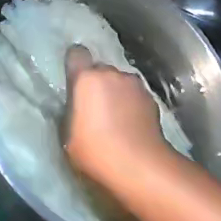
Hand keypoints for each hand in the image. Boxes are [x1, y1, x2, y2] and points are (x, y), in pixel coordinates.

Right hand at [63, 45, 174, 184]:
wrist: (139, 165)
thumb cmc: (95, 151)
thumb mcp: (68, 136)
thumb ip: (70, 112)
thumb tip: (76, 106)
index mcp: (86, 79)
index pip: (76, 54)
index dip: (75, 64)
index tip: (74, 80)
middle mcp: (112, 74)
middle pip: (100, 69)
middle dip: (97, 83)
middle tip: (94, 107)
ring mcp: (135, 85)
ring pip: (120, 82)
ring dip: (116, 92)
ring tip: (115, 117)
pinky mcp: (152, 99)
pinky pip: (135, 95)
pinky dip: (131, 104)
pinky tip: (130, 123)